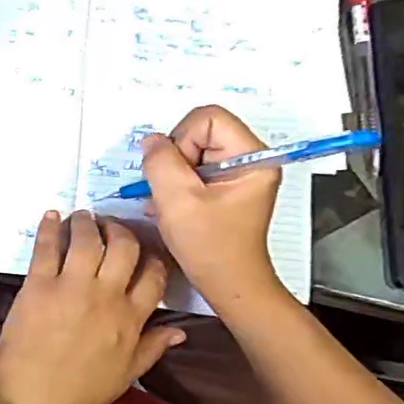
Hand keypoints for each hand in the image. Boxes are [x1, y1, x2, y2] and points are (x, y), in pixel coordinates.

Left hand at [0, 211, 183, 403]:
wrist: (28, 398)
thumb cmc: (78, 392)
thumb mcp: (125, 376)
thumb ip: (153, 348)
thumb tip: (181, 331)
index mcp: (130, 319)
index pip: (154, 275)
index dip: (153, 258)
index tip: (145, 252)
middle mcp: (106, 295)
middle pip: (124, 247)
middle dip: (122, 231)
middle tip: (112, 227)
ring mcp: (71, 286)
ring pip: (88, 240)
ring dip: (88, 222)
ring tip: (85, 217)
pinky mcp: (38, 284)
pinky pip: (47, 247)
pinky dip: (51, 227)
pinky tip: (53, 215)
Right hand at [139, 105, 287, 309]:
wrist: (228, 284)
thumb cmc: (210, 247)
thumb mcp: (177, 201)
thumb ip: (160, 162)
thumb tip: (151, 141)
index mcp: (252, 157)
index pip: (208, 119)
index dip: (182, 141)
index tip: (177, 176)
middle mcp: (250, 158)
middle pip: (200, 131)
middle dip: (176, 159)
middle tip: (173, 192)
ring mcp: (237, 173)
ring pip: (192, 150)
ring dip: (174, 175)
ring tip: (174, 203)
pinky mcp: (225, 186)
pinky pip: (193, 168)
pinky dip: (178, 184)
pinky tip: (175, 207)